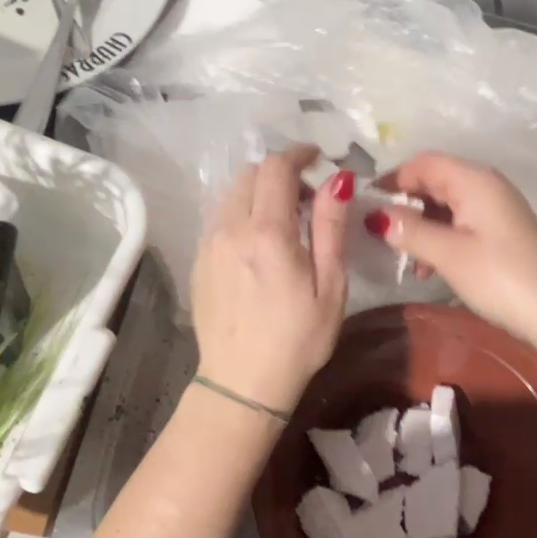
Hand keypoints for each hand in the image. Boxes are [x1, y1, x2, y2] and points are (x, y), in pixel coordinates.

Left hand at [192, 146, 353, 412]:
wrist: (243, 383)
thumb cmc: (298, 340)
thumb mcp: (330, 286)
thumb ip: (330, 227)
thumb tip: (337, 180)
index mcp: (268, 233)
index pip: (276, 168)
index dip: (298, 154)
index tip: (317, 159)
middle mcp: (230, 229)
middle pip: (249, 175)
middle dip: (279, 173)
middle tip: (306, 197)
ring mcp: (208, 245)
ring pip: (230, 196)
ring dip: (257, 193)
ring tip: (283, 220)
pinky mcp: (198, 263)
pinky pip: (219, 220)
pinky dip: (240, 215)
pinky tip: (258, 245)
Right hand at [368, 152, 536, 350]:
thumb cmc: (500, 278)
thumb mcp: (449, 254)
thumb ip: (410, 231)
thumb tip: (375, 215)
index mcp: (474, 180)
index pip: (422, 163)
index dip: (392, 179)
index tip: (365, 207)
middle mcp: (487, 185)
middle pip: (434, 181)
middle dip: (405, 204)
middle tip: (380, 235)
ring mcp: (498, 208)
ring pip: (447, 205)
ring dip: (422, 226)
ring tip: (408, 260)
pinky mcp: (503, 232)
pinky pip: (462, 223)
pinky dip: (441, 238)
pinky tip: (431, 268)